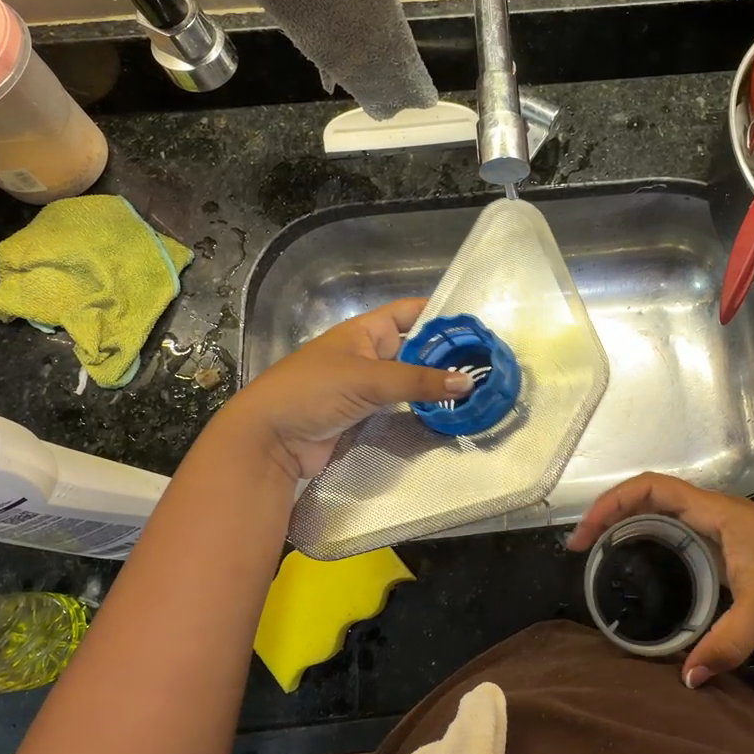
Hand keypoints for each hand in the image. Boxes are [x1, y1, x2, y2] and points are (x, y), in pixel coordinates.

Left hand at [227, 299, 470, 480]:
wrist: (268, 440)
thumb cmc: (312, 392)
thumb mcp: (367, 379)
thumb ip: (418, 381)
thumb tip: (468, 382)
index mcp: (364, 331)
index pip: (409, 313)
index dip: (440, 314)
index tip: (476, 326)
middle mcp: (367, 355)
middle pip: (414, 348)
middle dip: (446, 355)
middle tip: (485, 364)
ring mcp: (365, 387)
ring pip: (409, 381)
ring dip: (435, 386)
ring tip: (475, 391)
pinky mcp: (364, 417)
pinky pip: (399, 408)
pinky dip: (420, 410)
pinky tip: (447, 415)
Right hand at [567, 473, 753, 687]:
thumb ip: (727, 642)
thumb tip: (687, 677)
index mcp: (713, 511)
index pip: (651, 488)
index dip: (612, 503)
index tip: (587, 533)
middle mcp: (710, 510)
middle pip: (648, 496)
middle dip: (611, 513)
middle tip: (584, 547)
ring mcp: (717, 525)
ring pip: (661, 511)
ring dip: (628, 523)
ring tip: (601, 553)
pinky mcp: (724, 543)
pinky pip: (675, 530)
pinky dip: (649, 538)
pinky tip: (642, 565)